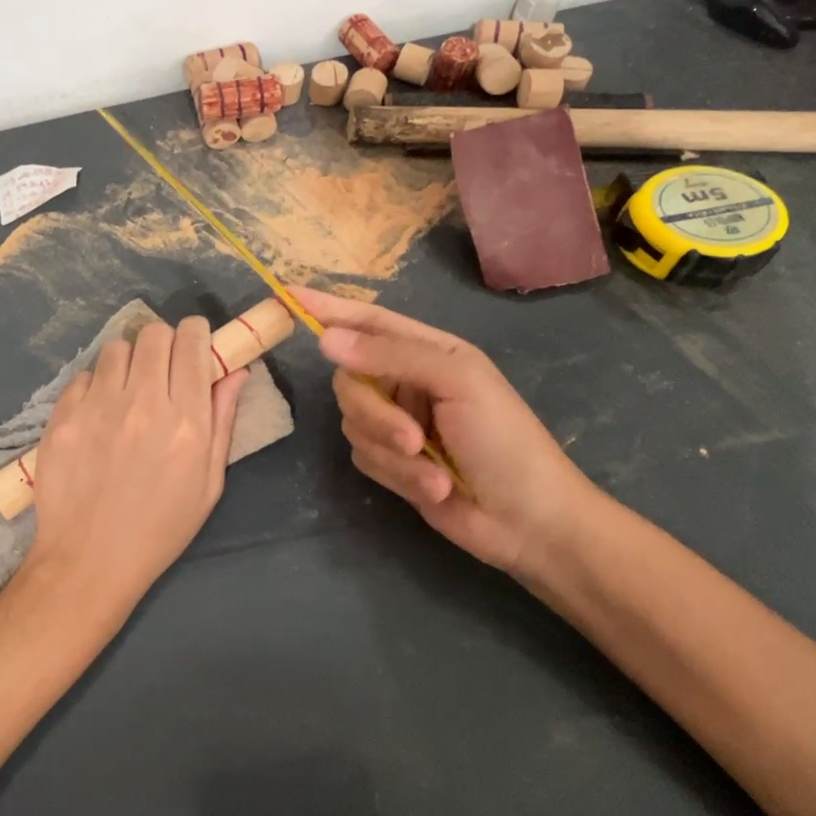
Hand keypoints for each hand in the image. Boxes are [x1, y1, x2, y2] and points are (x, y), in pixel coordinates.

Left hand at [25, 317, 248, 609]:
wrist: (89, 559)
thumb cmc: (160, 528)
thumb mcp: (208, 483)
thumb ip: (222, 421)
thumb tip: (235, 371)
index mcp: (185, 421)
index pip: (191, 342)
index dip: (196, 334)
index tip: (195, 344)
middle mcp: (142, 403)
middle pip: (153, 333)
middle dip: (164, 342)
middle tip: (163, 368)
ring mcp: (97, 407)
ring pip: (116, 348)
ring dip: (128, 361)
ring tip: (128, 390)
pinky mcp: (63, 415)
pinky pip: (83, 375)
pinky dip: (95, 386)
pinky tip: (99, 414)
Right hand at [290, 286, 595, 575]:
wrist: (529, 521)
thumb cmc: (505, 440)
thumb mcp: (457, 382)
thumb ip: (390, 354)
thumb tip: (326, 338)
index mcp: (427, 351)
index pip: (366, 321)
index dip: (327, 308)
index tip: (286, 294)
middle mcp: (405, 383)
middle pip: (348, 380)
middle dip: (375, 414)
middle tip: (412, 438)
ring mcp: (396, 425)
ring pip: (352, 423)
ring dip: (392, 451)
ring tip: (435, 472)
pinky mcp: (390, 464)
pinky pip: (362, 458)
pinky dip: (396, 475)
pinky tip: (434, 489)